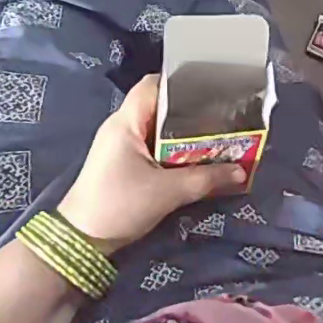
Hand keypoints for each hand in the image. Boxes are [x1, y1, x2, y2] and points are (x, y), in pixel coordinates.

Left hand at [58, 74, 244, 253]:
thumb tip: (242, 172)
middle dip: (189, 111)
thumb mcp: (167, 192)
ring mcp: (119, 145)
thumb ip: (206, 179)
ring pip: (156, 128)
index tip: (209, 91)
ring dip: (182, 133)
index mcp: (126, 122)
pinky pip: (150, 145)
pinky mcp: (121, 163)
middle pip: (158, 106)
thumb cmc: (120, 205)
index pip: (152, 84)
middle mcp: (120, 127)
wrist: (81, 240)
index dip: (179, 83)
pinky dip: (171, 149)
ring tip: (214, 137)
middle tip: (221, 118)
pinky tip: (192, 158)